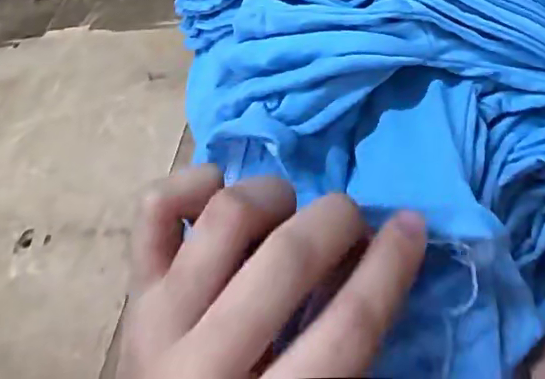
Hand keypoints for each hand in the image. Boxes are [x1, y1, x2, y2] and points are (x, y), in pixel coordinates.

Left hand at [119, 164, 428, 378]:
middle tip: (353, 219)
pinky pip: (155, 209)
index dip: (388, 269)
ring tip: (288, 212)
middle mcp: (204, 362)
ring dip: (272, 196)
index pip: (345, 329)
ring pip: (226, 216)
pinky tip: (218, 191)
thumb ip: (339, 348)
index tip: (412, 225)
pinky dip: (192, 182)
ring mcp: (158, 318)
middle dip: (337, 221)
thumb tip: (373, 260)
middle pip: (288, 259)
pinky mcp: (132, 290)